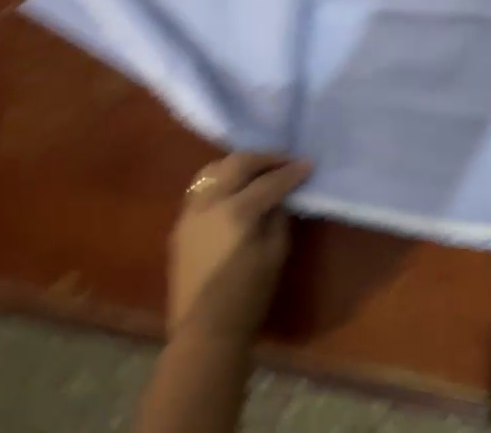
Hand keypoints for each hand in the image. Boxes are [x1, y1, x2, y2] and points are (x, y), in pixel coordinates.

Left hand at [167, 152, 312, 343]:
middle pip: (238, 164)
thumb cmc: (248, 297)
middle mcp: (209, 203)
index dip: (292, 171)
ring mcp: (190, 211)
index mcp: (236, 212)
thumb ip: (278, 217)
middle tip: (286, 160)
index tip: (309, 163)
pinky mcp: (181, 223)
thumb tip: (280, 196)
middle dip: (265, 158)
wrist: (204, 332)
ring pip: (214, 169)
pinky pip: (201, 187)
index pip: (269, 181)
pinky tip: (235, 187)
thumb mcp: (275, 254)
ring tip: (259, 169)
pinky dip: (221, 178)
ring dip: (239, 164)